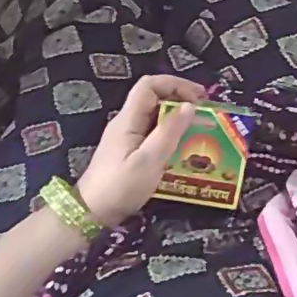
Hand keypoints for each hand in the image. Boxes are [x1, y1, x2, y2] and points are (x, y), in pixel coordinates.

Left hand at [76, 75, 204, 225]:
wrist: (91, 212)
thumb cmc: (120, 186)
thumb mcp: (149, 161)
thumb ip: (169, 132)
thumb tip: (189, 106)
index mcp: (128, 119)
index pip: (150, 85)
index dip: (175, 84)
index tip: (199, 98)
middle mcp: (126, 122)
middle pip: (154, 98)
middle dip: (180, 100)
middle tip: (205, 114)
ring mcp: (126, 137)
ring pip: (154, 117)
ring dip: (177, 119)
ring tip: (199, 131)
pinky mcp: (128, 151)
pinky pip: (152, 134)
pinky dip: (169, 135)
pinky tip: (182, 149)